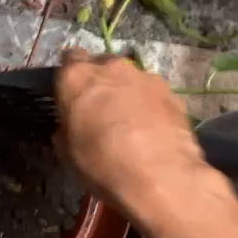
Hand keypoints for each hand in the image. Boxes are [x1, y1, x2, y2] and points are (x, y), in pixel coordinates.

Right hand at [53, 50, 209, 211]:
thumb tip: (72, 124)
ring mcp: (145, 77)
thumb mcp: (66, 150)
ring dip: (124, 92)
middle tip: (97, 108)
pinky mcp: (172, 92)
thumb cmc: (101, 163)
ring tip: (126, 121)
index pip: (67, 61)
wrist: (160, 176)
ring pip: (128, 78)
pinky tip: (148, 128)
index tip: (69, 96)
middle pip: (100, 65)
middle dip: (98, 82)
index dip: (68, 78)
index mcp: (77, 77)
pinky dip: (146, 104)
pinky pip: (150, 93)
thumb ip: (66, 126)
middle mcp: (111, 67)